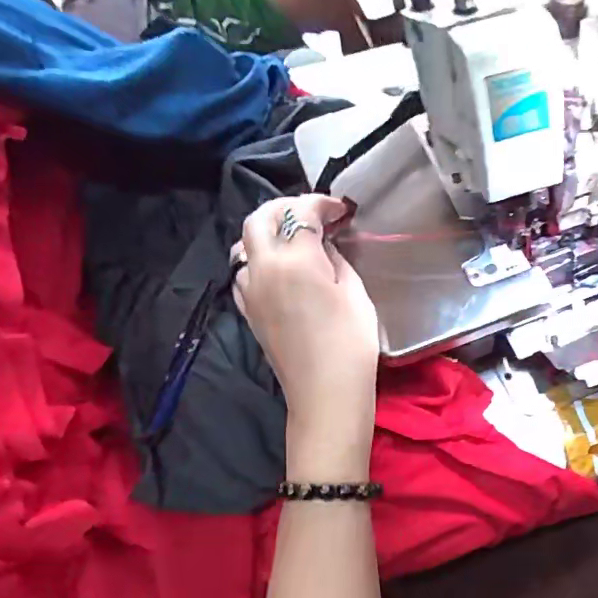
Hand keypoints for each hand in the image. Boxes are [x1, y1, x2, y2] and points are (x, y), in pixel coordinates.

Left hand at [230, 195, 379, 466]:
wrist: (325, 394)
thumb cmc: (351, 345)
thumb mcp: (355, 294)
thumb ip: (335, 261)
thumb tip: (322, 247)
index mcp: (296, 259)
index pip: (301, 212)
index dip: (321, 203)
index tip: (340, 209)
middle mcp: (264, 267)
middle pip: (260, 219)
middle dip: (285, 208)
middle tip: (311, 215)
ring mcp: (250, 290)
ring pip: (245, 245)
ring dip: (266, 233)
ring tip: (292, 240)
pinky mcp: (248, 311)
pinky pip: (243, 273)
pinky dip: (257, 261)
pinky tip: (277, 271)